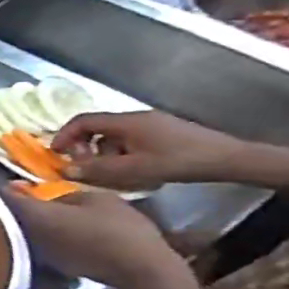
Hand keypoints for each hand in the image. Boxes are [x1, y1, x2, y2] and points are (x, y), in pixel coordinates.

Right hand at [1, 185, 187, 288]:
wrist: (147, 275)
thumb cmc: (89, 241)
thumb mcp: (44, 219)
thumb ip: (20, 203)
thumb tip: (0, 186)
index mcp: (93, 193)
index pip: (54, 195)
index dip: (35, 208)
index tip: (22, 224)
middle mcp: (117, 206)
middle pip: (73, 214)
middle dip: (55, 225)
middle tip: (37, 242)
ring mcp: (136, 230)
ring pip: (91, 231)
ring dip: (73, 241)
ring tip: (58, 257)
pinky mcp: (146, 254)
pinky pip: (108, 249)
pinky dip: (92, 255)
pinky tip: (86, 268)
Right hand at [51, 110, 253, 189]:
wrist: (232, 159)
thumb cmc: (180, 162)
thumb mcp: (135, 169)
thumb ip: (97, 169)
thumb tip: (66, 170)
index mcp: (126, 122)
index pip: (82, 121)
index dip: (64, 135)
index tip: (56, 153)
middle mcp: (135, 117)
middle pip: (96, 127)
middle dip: (83, 146)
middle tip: (83, 165)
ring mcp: (152, 123)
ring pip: (113, 135)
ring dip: (103, 151)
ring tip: (110, 171)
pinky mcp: (164, 131)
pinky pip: (129, 138)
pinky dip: (120, 151)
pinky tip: (131, 167)